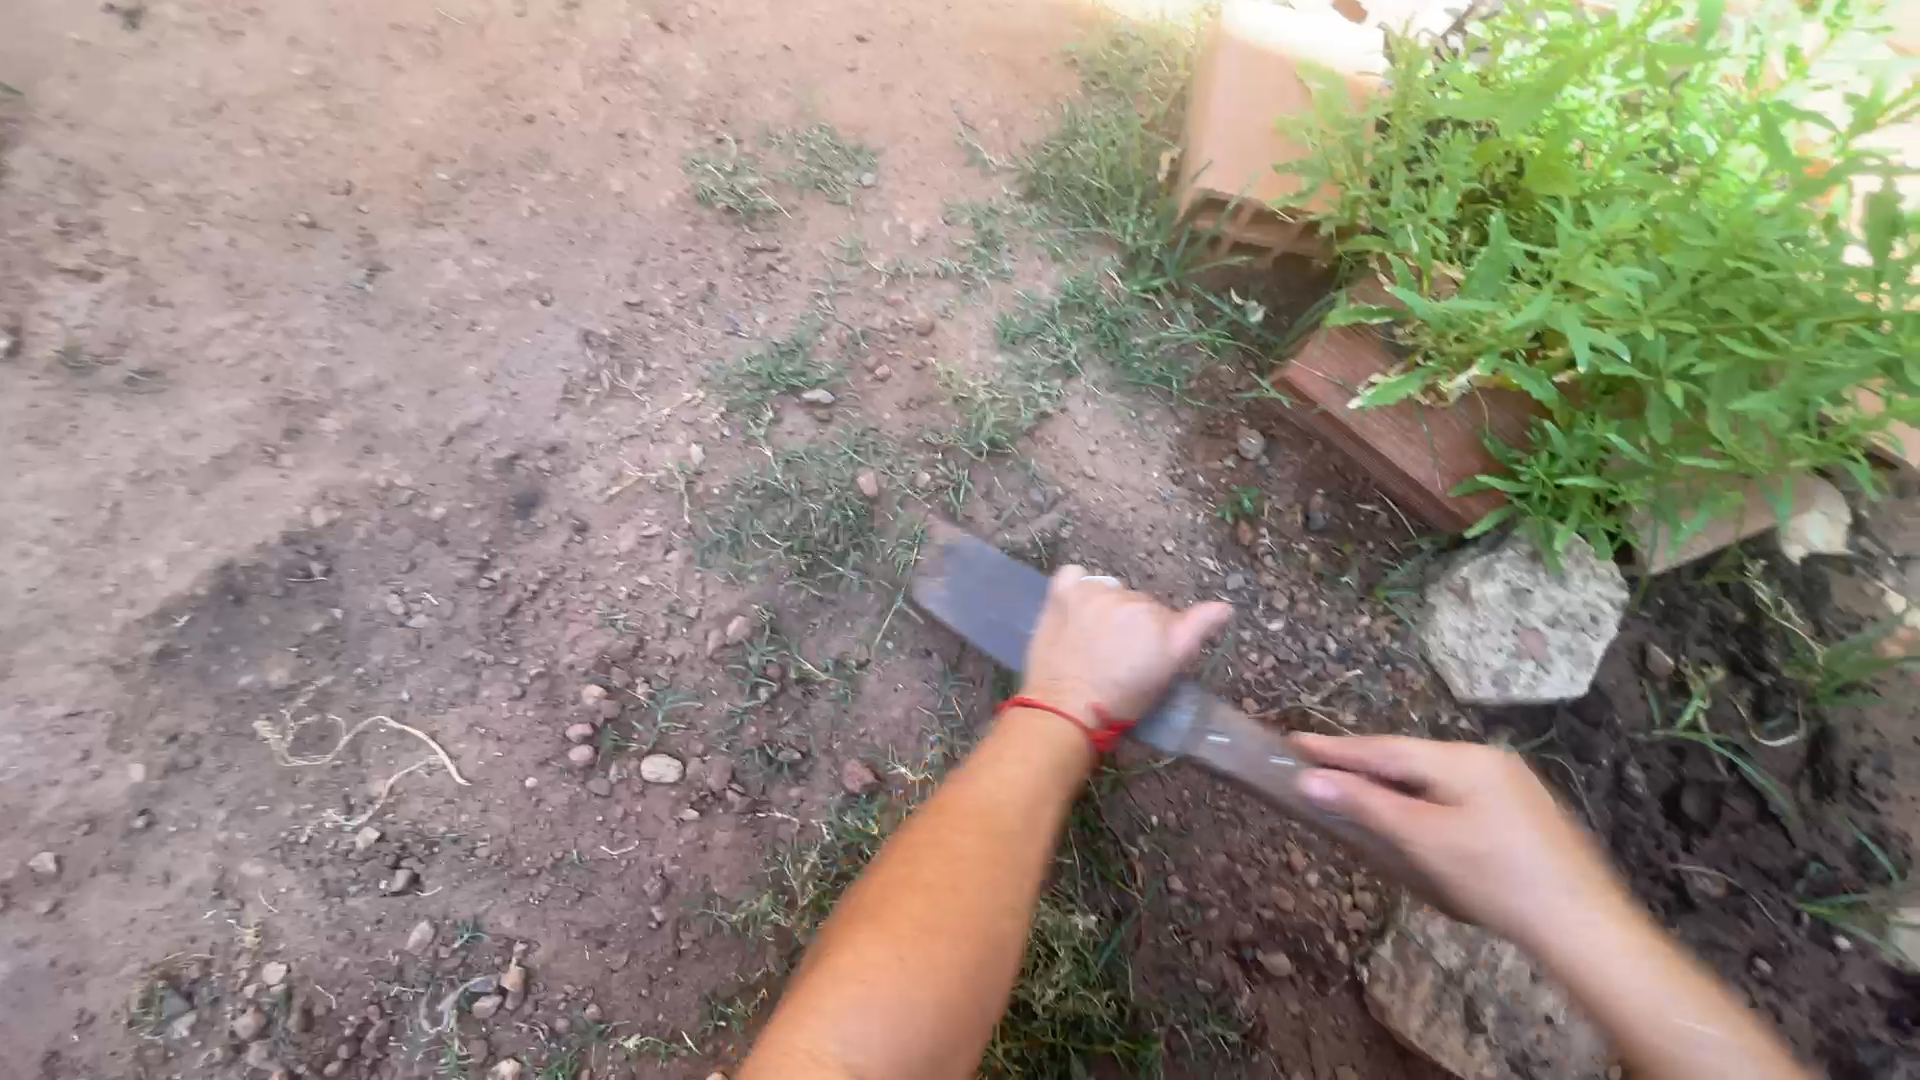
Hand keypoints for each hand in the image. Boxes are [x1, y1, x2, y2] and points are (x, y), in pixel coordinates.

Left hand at [1019, 566, 1231, 728]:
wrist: (1067, 707)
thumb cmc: (1121, 700)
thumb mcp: (1167, 672)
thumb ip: (1194, 631)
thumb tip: (1224, 606)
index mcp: (1160, 619)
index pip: (1167, 614)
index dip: (1158, 635)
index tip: (1143, 655)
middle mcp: (1132, 599)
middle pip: (1137, 602)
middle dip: (1131, 622)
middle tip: (1115, 653)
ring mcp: (1095, 593)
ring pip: (1109, 590)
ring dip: (1105, 607)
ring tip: (1092, 637)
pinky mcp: (1064, 593)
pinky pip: (1074, 573)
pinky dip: (1076, 587)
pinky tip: (1074, 608)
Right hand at [1292, 734, 1631, 949]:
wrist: (1587, 929)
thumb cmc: (1495, 878)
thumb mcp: (1422, 839)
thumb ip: (1364, 803)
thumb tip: (1308, 778)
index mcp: (1462, 758)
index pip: (1384, 748)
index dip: (1337, 748)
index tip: (1295, 740)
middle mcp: (1486, 759)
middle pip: (1408, 757)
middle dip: (1362, 761)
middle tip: (1316, 760)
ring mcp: (1508, 783)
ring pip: (1431, 774)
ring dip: (1389, 779)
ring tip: (1351, 782)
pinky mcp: (1520, 810)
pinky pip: (1452, 790)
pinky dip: (1418, 795)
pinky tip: (1407, 807)